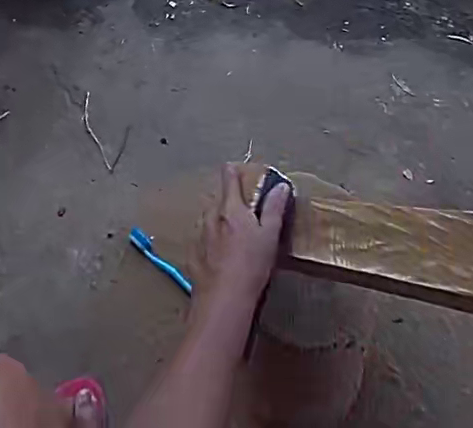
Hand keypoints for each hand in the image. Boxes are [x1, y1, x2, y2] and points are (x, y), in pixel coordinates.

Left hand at [193, 164, 290, 306]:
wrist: (223, 303)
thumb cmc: (251, 266)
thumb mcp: (270, 235)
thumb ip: (274, 208)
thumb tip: (280, 185)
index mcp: (231, 209)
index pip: (228, 179)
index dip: (232, 171)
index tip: (235, 169)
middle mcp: (211, 218)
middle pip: (218, 200)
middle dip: (228, 202)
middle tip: (243, 213)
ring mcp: (199, 238)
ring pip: (208, 221)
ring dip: (218, 223)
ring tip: (231, 237)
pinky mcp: (192, 258)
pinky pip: (202, 242)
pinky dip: (209, 244)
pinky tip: (218, 258)